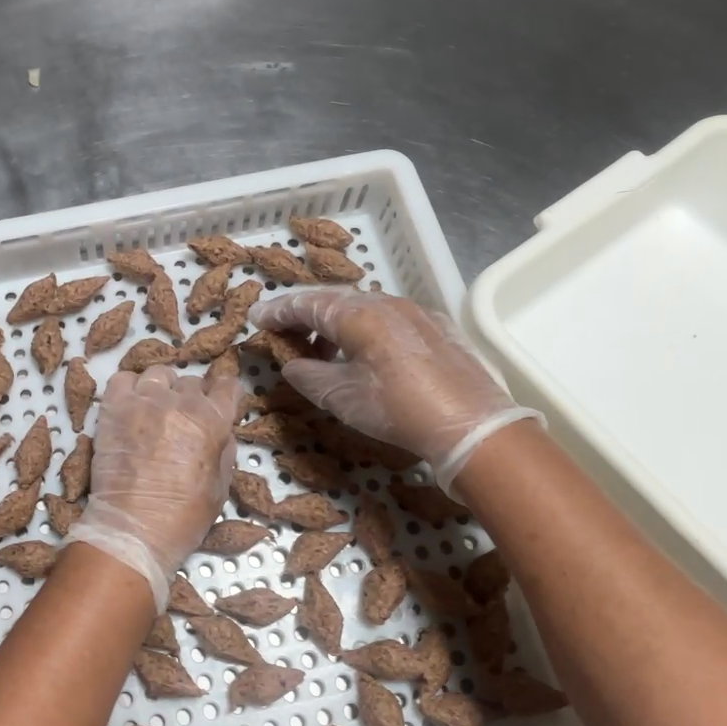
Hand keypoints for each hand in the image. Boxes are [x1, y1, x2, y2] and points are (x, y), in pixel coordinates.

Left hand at [66, 365, 242, 610]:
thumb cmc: (184, 516)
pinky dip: (129, 388)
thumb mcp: (222, 485)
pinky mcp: (114, 407)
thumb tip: (220, 430)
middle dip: (191, 398)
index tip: (218, 401)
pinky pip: (123, 379)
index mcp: (213, 420)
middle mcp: (181, 403)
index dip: (224, 393)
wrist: (135, 529)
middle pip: (191, 382)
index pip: (227, 385)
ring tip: (154, 410)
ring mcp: (145, 401)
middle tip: (182, 420)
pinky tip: (130, 407)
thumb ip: (224, 448)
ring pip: (158, 374)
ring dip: (161, 389)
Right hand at [248, 289, 539, 491]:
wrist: (470, 424)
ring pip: (363, 309)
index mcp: (357, 314)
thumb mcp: (340, 397)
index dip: (278, 311)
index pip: (306, 303)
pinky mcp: (436, 328)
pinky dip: (364, 331)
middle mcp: (385, 303)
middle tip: (283, 333)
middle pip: (334, 301)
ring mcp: (415, 312)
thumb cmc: (397, 408)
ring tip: (321, 354)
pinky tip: (363, 355)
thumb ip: (308, 376)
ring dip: (335, 326)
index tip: (256, 318)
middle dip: (304, 316)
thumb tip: (292, 365)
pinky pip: (388, 319)